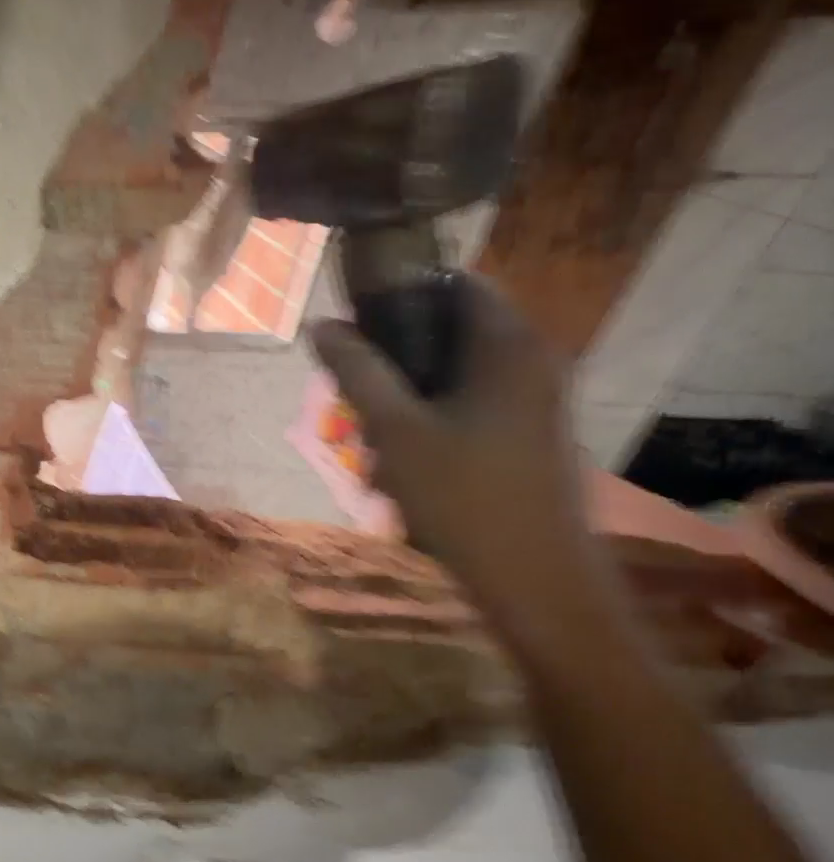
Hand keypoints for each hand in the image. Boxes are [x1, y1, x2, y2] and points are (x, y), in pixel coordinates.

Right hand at [306, 276, 593, 610]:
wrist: (535, 577)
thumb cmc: (462, 496)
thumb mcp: (395, 430)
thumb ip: (357, 372)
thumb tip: (322, 325)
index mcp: (509, 346)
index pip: (457, 284)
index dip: (402, 294)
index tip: (355, 325)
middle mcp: (534, 361)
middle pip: (452, 330)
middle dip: (396, 357)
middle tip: (354, 394)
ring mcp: (538, 400)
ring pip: (456, 374)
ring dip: (409, 396)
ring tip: (374, 438)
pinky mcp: (532, 435)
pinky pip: (473, 405)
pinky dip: (433, 420)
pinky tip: (405, 465)